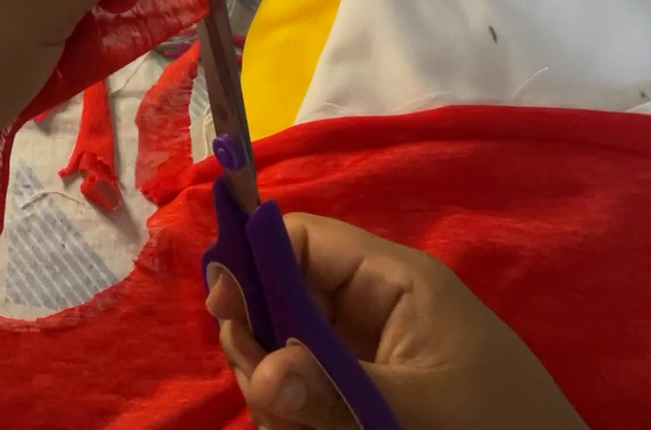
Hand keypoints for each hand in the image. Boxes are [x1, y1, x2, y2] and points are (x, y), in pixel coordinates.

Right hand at [208, 214, 587, 429]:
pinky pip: (305, 388)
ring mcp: (364, 355)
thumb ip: (338, 391)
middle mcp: (369, 306)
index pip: (302, 238)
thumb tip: (261, 372)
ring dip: (274, 389)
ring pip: (285, 348)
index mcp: (391, 280)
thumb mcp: (427, 416)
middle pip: (281, 295)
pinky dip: (293, 415)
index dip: (254, 258)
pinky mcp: (363, 397)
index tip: (222, 307)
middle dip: (260, 340)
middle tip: (264, 395)